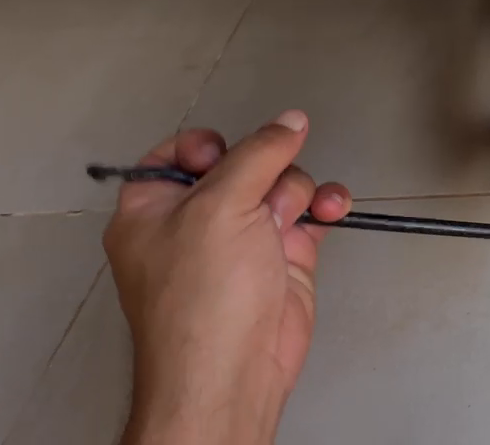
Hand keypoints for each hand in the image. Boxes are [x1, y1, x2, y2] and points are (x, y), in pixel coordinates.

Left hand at [102, 111, 351, 444]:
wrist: (237, 369)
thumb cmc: (205, 292)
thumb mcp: (220, 207)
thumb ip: (259, 154)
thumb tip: (293, 120)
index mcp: (156, 209)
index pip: (178, 154)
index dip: (206, 146)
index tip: (225, 154)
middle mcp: (201, 219)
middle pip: (246, 161)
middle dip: (269, 171)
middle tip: (262, 200)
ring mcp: (247, 235)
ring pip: (286, 182)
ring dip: (301, 191)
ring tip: (294, 219)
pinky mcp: (286, 251)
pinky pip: (313, 209)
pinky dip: (326, 205)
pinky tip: (332, 212)